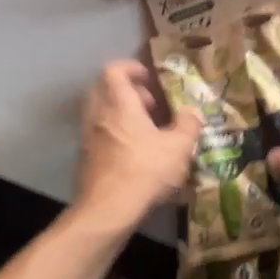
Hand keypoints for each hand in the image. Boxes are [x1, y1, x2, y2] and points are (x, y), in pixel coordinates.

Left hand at [75, 60, 199, 226]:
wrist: (107, 210)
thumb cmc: (144, 171)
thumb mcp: (178, 147)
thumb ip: (188, 125)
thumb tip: (194, 111)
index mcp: (119, 104)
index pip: (114, 70)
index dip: (131, 68)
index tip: (149, 78)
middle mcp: (99, 114)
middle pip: (105, 89)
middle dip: (128, 92)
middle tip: (150, 105)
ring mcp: (88, 137)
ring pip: (101, 112)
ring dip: (121, 114)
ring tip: (146, 131)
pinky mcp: (86, 158)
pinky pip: (99, 134)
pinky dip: (115, 134)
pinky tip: (134, 153)